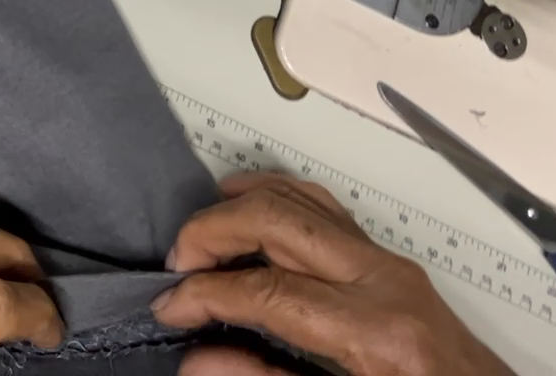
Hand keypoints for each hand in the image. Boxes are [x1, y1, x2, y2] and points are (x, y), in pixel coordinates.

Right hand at [152, 174, 514, 375]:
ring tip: (199, 238)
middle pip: (276, 220)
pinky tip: (243, 204)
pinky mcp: (386, 257)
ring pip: (294, 197)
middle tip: (178, 263)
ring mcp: (386, 260)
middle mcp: (383, 279)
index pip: (268, 292)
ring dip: (237, 206)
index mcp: (378, 333)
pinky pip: (317, 203)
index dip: (205, 295)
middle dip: (213, 232)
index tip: (168, 306)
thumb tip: (196, 359)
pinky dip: (271, 195)